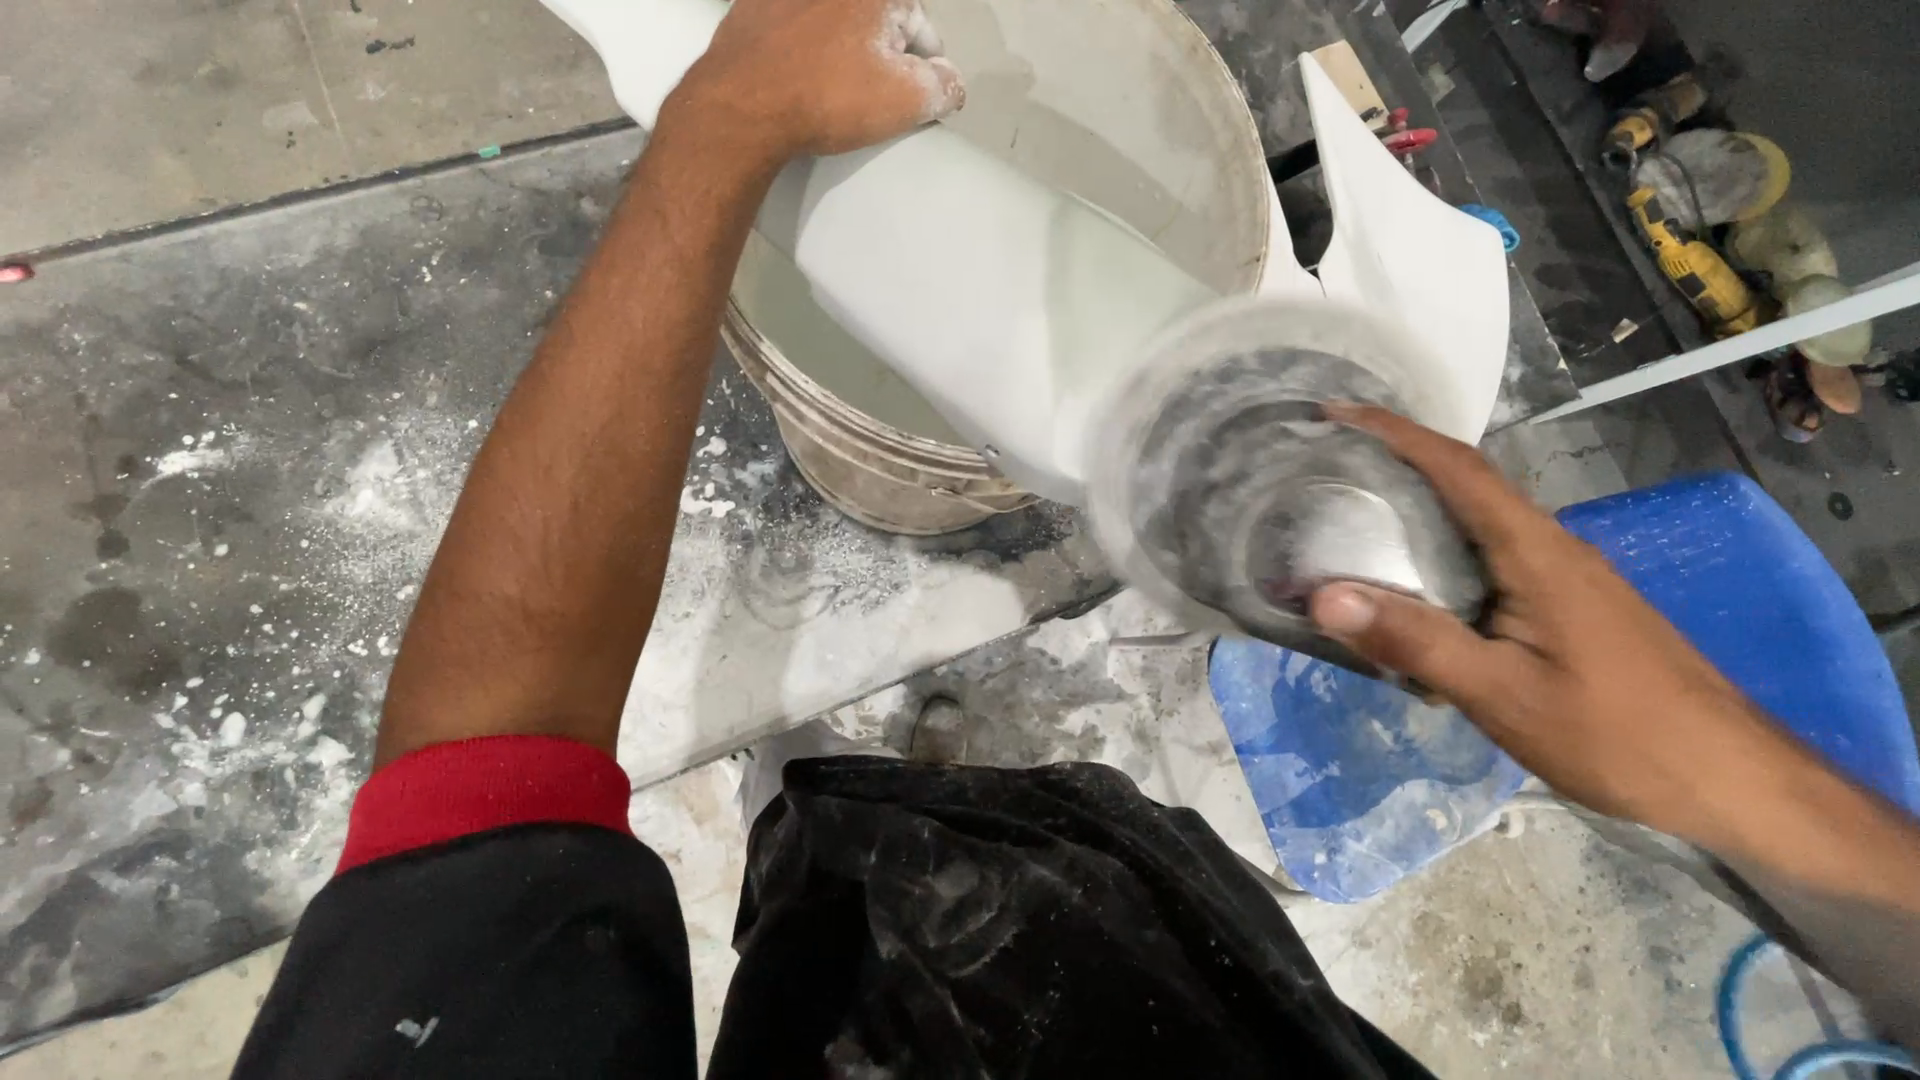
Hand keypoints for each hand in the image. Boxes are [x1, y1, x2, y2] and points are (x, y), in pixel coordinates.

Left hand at [667, 0, 965, 162]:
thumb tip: (952, 82)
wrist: (742, 105)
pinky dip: (805, 47)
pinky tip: (801, 78)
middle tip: (875, 97)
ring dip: (844, 49)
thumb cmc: (828, 98)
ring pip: (835, 22)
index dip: (925, 66)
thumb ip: (943, 86)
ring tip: (836, 91)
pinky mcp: (754, 7)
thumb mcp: (905, 101)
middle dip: (884, 55)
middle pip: (877, 20)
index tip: (916, 95)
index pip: (921, 26)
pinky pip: (795, 25)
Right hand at [1305, 404, 1792, 840]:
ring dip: (1414, 509)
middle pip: (1464, 485)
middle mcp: (1550, 548)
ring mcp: (1562, 577)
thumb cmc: (1617, 735)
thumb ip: (1414, 642)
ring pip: (1475, 524)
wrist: (1733, 783)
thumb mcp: (1502, 694)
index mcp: (1536, 552)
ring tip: (1348, 520)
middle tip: (1325, 468)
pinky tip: (1408, 589)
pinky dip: (1436, 554)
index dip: (1394, 432)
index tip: (1335, 413)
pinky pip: (1486, 560)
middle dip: (1394, 463)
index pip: (1458, 469)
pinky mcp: (1564, 606)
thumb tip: (1323, 597)